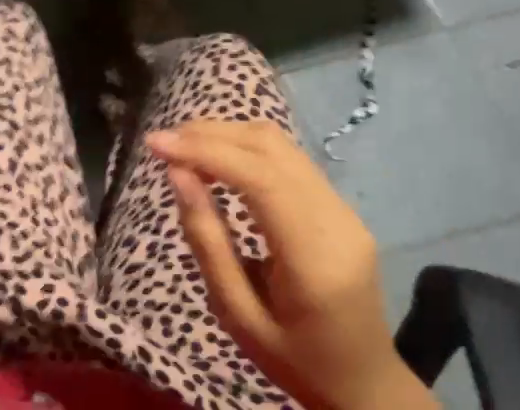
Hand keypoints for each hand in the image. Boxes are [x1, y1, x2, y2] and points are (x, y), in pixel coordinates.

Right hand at [145, 122, 437, 409]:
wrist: (365, 385)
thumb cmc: (294, 360)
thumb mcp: (238, 314)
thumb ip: (207, 242)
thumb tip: (176, 174)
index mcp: (315, 259)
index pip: (260, 179)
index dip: (205, 151)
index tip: (154, 144)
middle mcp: (338, 222)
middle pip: (270, 149)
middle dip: (210, 134)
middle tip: (163, 144)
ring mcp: (345, 211)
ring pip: (279, 145)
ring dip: (227, 135)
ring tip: (183, 147)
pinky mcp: (340, 206)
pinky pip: (288, 159)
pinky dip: (245, 148)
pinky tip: (216, 159)